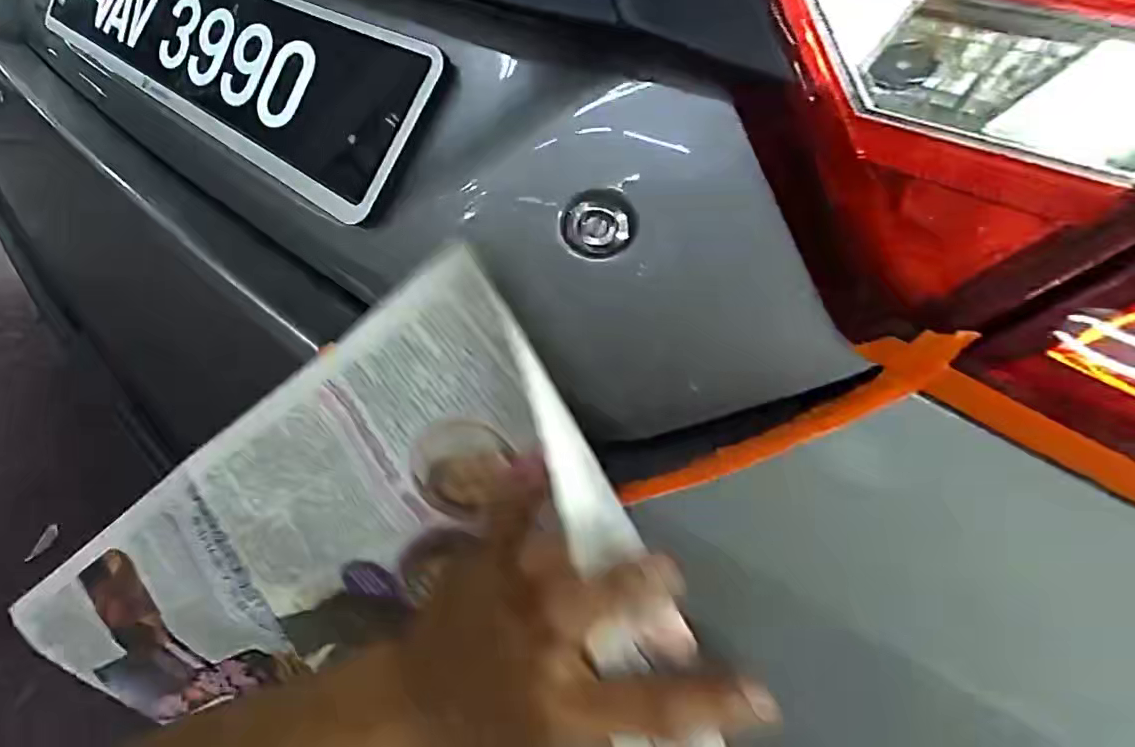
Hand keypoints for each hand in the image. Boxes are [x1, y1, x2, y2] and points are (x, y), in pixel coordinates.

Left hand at [394, 454, 778, 744]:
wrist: (419, 695)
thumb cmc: (499, 727)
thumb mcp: (567, 740)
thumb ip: (618, 713)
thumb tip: (675, 680)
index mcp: (569, 707)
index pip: (654, 708)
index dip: (709, 699)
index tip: (760, 691)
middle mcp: (537, 644)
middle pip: (594, 608)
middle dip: (634, 587)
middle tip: (669, 571)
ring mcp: (500, 596)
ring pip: (547, 557)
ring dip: (586, 538)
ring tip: (612, 513)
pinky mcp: (473, 566)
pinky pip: (500, 522)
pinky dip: (520, 491)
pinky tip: (536, 461)